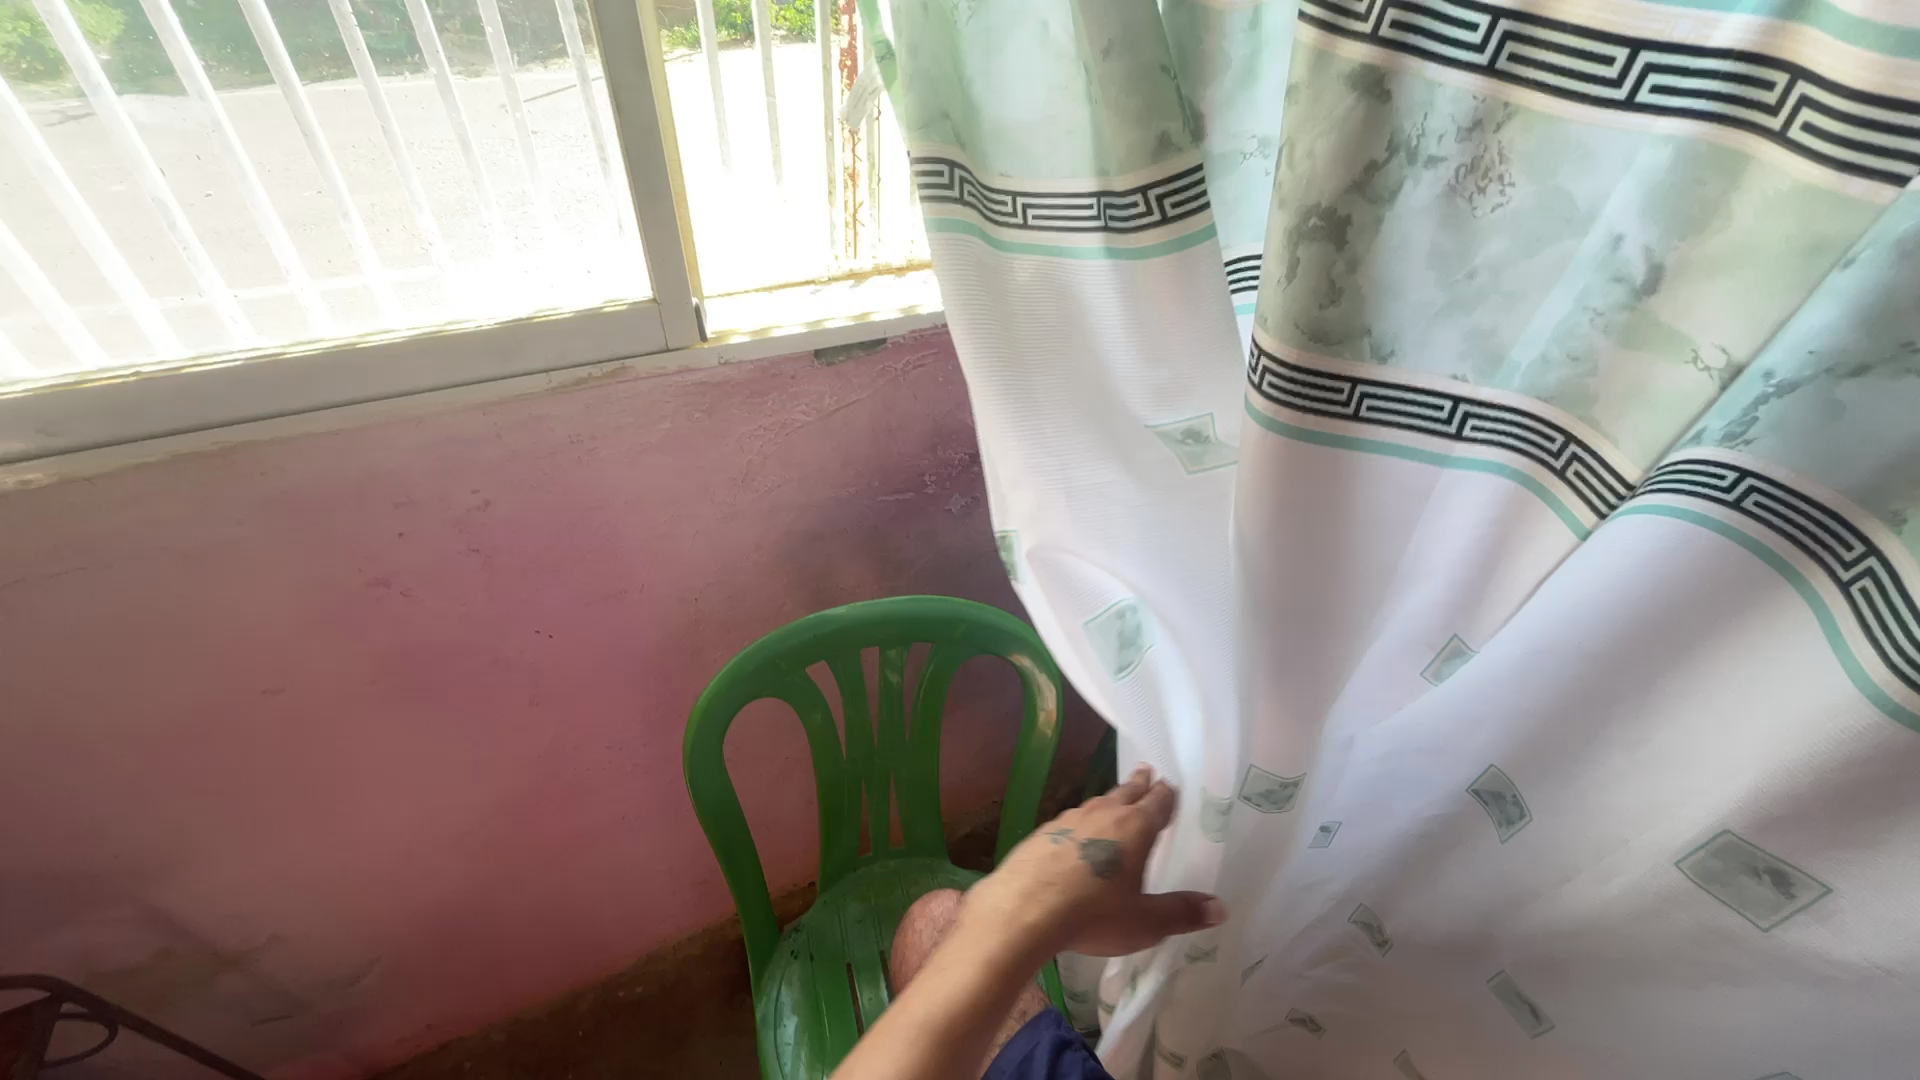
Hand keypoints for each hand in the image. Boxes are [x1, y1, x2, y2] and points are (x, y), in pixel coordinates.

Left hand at [961, 765, 1225, 960]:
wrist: (1023, 908)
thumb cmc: (1093, 914)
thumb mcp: (1145, 922)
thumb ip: (1182, 912)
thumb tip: (1220, 907)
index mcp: (1134, 829)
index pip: (1156, 804)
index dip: (1165, 794)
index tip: (1169, 782)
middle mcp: (1102, 815)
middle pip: (1125, 793)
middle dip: (1138, 784)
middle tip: (1146, 770)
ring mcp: (1069, 821)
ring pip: (1096, 803)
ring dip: (1109, 799)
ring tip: (1115, 798)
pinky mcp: (1043, 833)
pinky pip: (1071, 820)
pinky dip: (1082, 820)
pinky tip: (1077, 831)